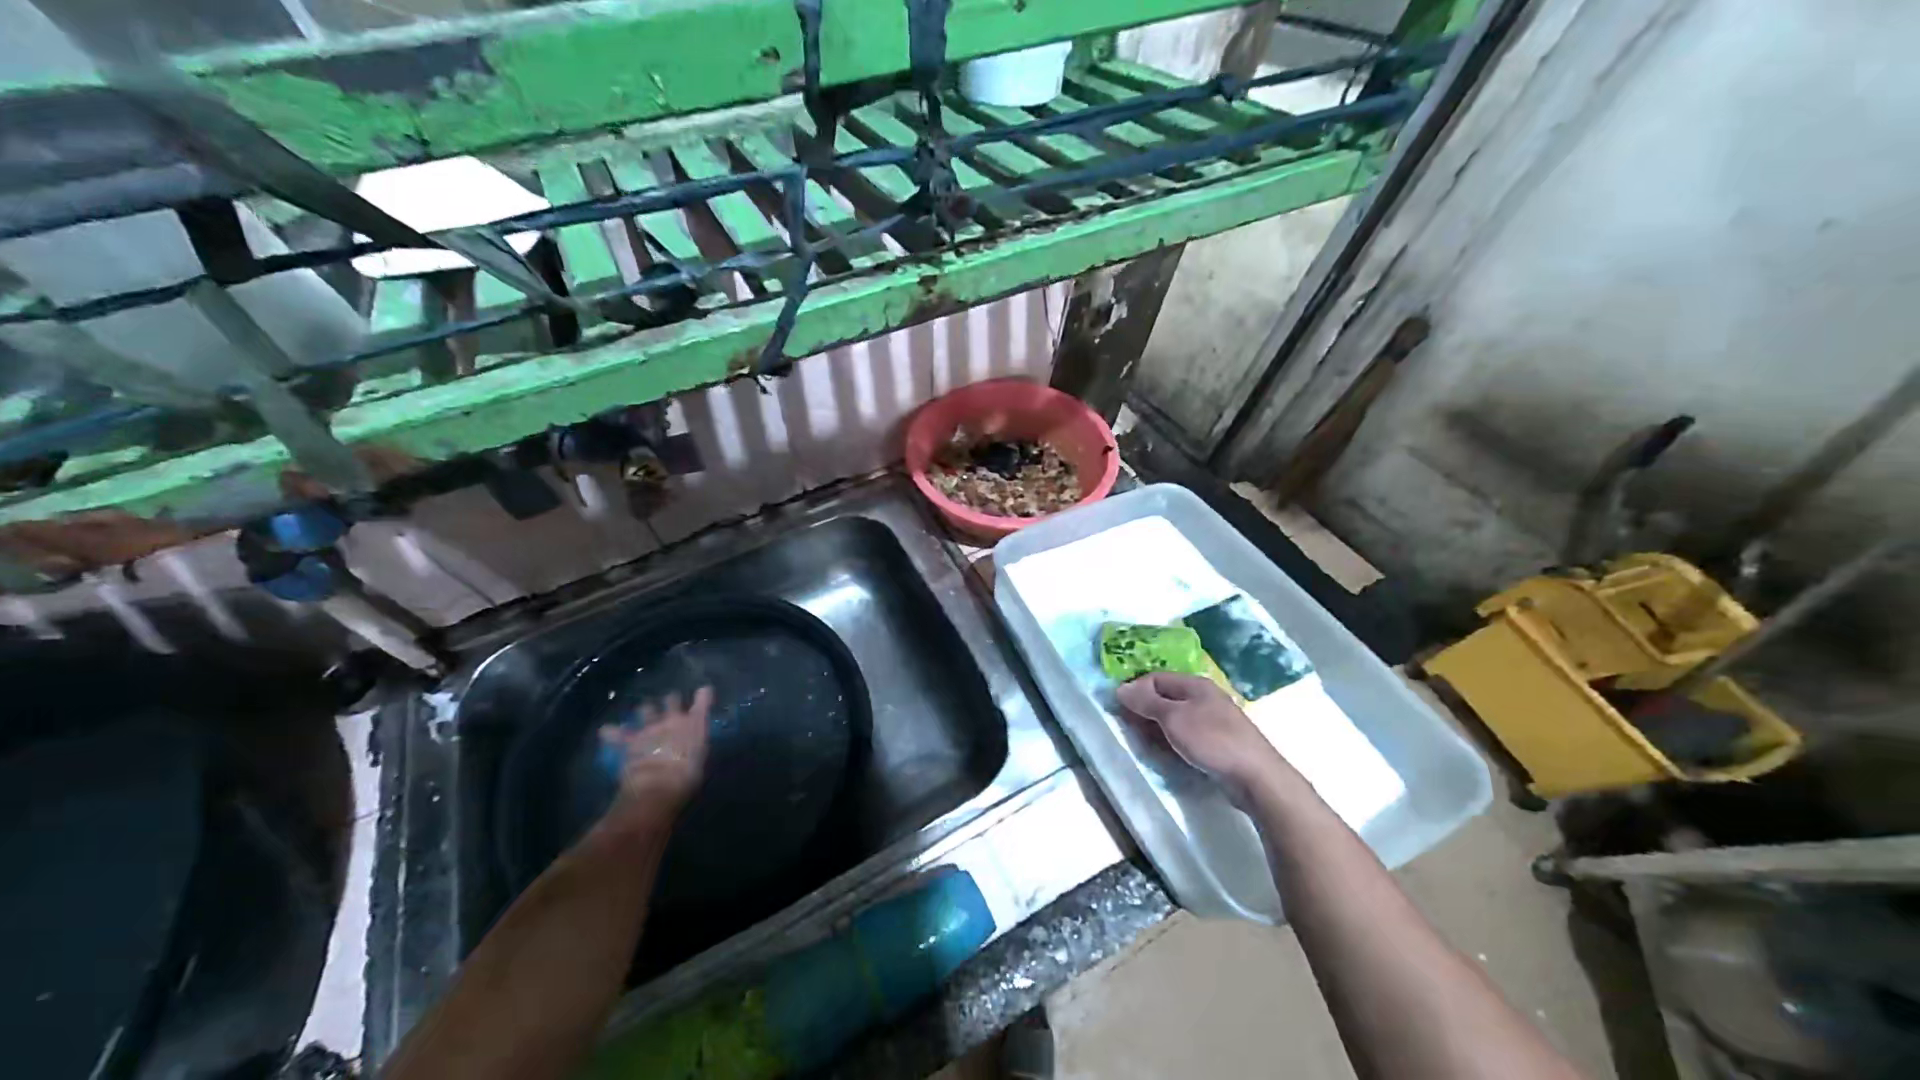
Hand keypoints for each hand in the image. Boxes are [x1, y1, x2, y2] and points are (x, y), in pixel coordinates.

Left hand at [597, 686, 711, 813]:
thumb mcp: (700, 757)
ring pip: (646, 710)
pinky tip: (606, 730)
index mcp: (693, 724)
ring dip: (645, 711)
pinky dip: (611, 732)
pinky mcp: (630, 741)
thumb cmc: (688, 774)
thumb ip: (697, 742)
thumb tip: (696, 740)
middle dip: (670, 700)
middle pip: (671, 700)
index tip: (702, 692)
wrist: (659, 784)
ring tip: (642, 712)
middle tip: (669, 701)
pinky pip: (617, 734)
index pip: (700, 704)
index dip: (701, 697)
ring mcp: (649, 728)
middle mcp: (671, 720)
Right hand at [1117, 673, 1289, 805]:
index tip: (1118, 709)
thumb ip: (1146, 701)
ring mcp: (1211, 721)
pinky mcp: (1216, 742)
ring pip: (1174, 719)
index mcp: (1194, 685)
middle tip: (1129, 730)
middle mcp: (1203, 698)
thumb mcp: (1173, 718)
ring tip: (1145, 745)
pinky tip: (1166, 754)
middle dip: (1144, 712)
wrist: (1255, 777)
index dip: (1135, 690)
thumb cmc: (1212, 740)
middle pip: (1164, 698)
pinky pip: (1185, 736)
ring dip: (1157, 730)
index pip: (1155, 678)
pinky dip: (1171, 742)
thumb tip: (1121, 688)